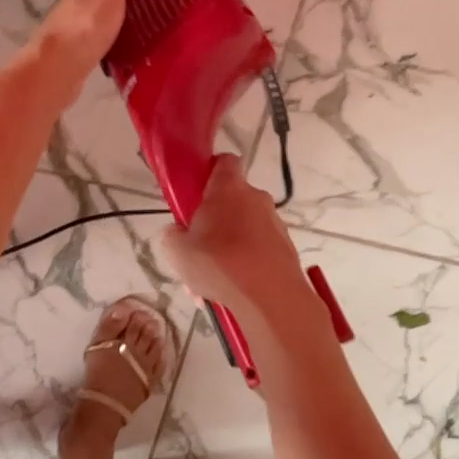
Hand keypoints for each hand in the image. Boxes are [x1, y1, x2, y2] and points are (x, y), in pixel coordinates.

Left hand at [35, 0, 136, 69]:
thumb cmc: (84, 24)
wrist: (60, 68)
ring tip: (114, 13)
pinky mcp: (69, 57)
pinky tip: (108, 43)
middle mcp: (65, 8)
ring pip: (81, 19)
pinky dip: (96, 40)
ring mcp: (64, 34)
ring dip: (93, 15)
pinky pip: (87, 43)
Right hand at [161, 155, 312, 312]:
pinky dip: (244, 265)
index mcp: (228, 189)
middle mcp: (256, 198)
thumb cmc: (218, 263)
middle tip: (196, 246)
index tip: (195, 192)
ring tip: (209, 281)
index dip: (209, 171)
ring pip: (243, 229)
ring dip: (227, 248)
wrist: (270, 298)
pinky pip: (257, 250)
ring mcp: (275, 224)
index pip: (223, 161)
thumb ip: (172, 235)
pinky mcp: (286, 249)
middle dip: (213, 220)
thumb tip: (177, 232)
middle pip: (231, 200)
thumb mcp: (177, 250)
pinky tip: (228, 290)